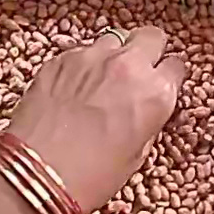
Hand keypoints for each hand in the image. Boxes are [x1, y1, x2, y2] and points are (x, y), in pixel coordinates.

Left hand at [3, 25, 187, 213]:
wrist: (37, 176)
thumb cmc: (90, 177)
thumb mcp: (137, 155)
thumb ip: (148, 118)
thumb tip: (145, 108)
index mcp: (156, 93)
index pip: (176, 66)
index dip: (169, 76)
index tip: (163, 83)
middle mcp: (128, 66)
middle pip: (152, 36)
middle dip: (149, 50)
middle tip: (139, 70)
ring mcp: (92, 57)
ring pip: (115, 38)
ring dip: (115, 54)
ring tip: (103, 79)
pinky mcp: (60, 58)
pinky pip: (81, 51)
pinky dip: (83, 64)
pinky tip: (75, 87)